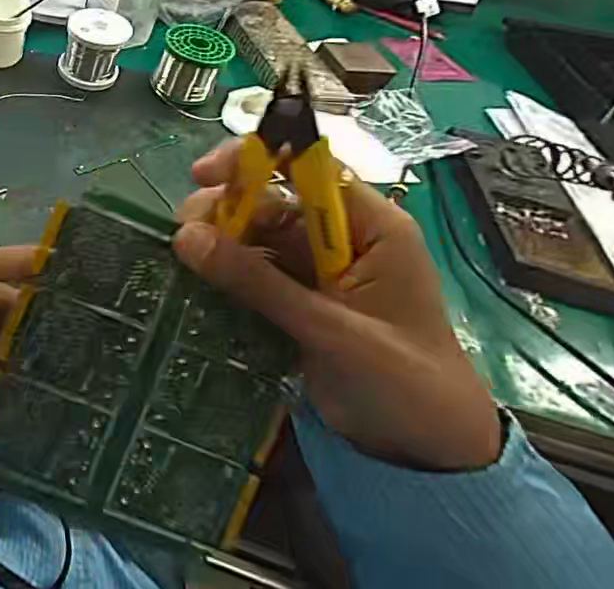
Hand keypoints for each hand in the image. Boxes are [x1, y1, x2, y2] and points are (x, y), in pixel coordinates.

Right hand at [174, 140, 502, 470]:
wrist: (428, 455)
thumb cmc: (406, 385)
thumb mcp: (332, 331)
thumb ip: (259, 283)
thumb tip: (185, 239)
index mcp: (369, 226)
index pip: (307, 166)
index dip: (255, 158)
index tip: (203, 176)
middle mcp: (338, 234)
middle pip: (269, 195)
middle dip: (224, 205)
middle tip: (186, 233)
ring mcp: (314, 264)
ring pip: (252, 228)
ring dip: (216, 236)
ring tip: (185, 256)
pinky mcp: (293, 292)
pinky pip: (248, 263)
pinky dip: (221, 265)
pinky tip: (197, 275)